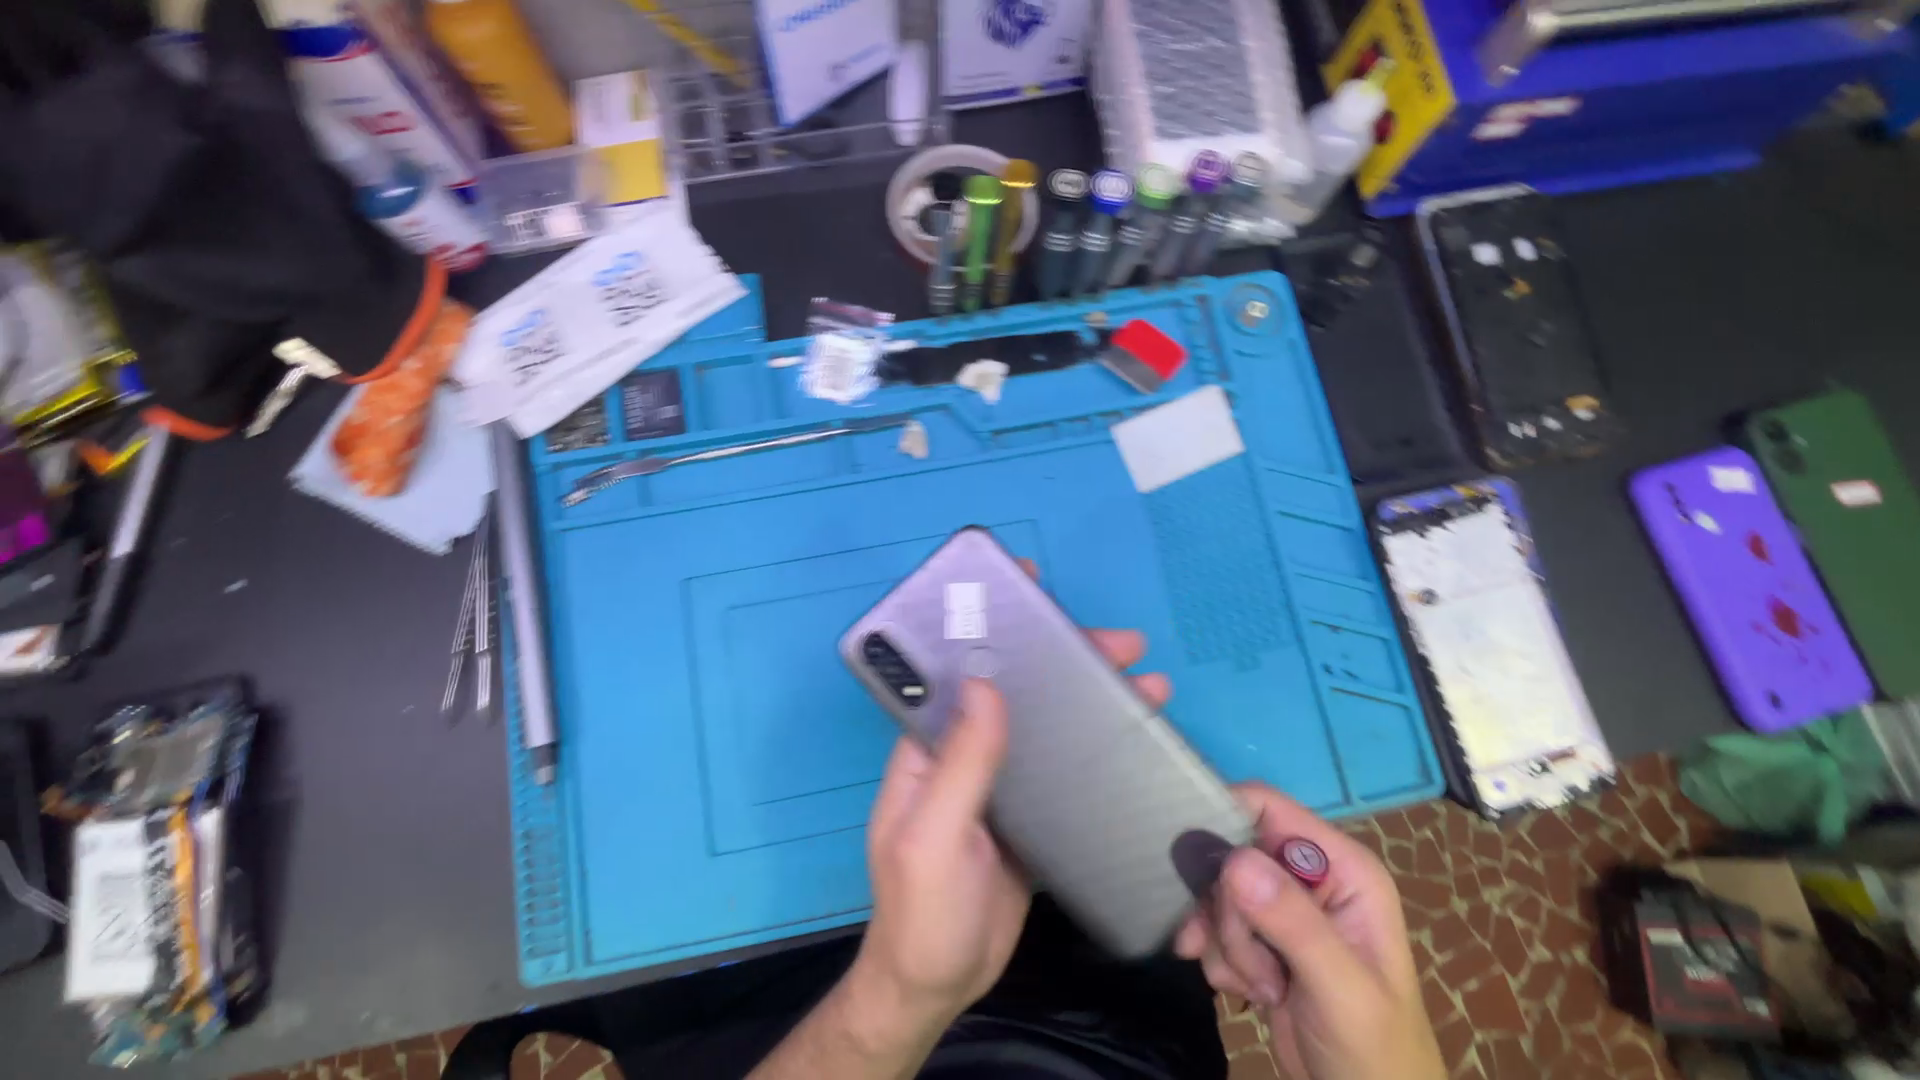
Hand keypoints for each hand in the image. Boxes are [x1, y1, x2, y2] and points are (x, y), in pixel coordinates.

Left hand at [854, 615, 1174, 1029]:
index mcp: (928, 750)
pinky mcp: (1031, 817)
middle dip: (1065, 660)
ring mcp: (1001, 785)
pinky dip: (1099, 749)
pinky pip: (1066, 770)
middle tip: (1123, 644)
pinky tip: (1135, 741)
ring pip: (1048, 726)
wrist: (941, 985)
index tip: (1029, 590)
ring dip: (1091, 701)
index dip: (990, 627)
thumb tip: (986, 683)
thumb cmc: (924, 911)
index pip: (958, 672)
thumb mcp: (934, 836)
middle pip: (1016, 690)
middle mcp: (965, 755)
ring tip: (1147, 683)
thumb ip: (960, 764)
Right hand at [1173, 785, 1444, 1079]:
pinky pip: (1214, 926)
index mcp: (1344, 868)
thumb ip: (1294, 924)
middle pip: (1234, 856)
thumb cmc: (1376, 1051)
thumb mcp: (1342, 991)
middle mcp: (1312, 877)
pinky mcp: (1260, 938)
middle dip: (1231, 913)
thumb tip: (1236, 861)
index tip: (1201, 868)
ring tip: (1261, 986)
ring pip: (1219, 894)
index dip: (1227, 822)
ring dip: (1226, 943)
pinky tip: (1242, 990)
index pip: (1269, 808)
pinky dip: (1218, 958)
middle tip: (1252, 962)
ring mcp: (1284, 908)